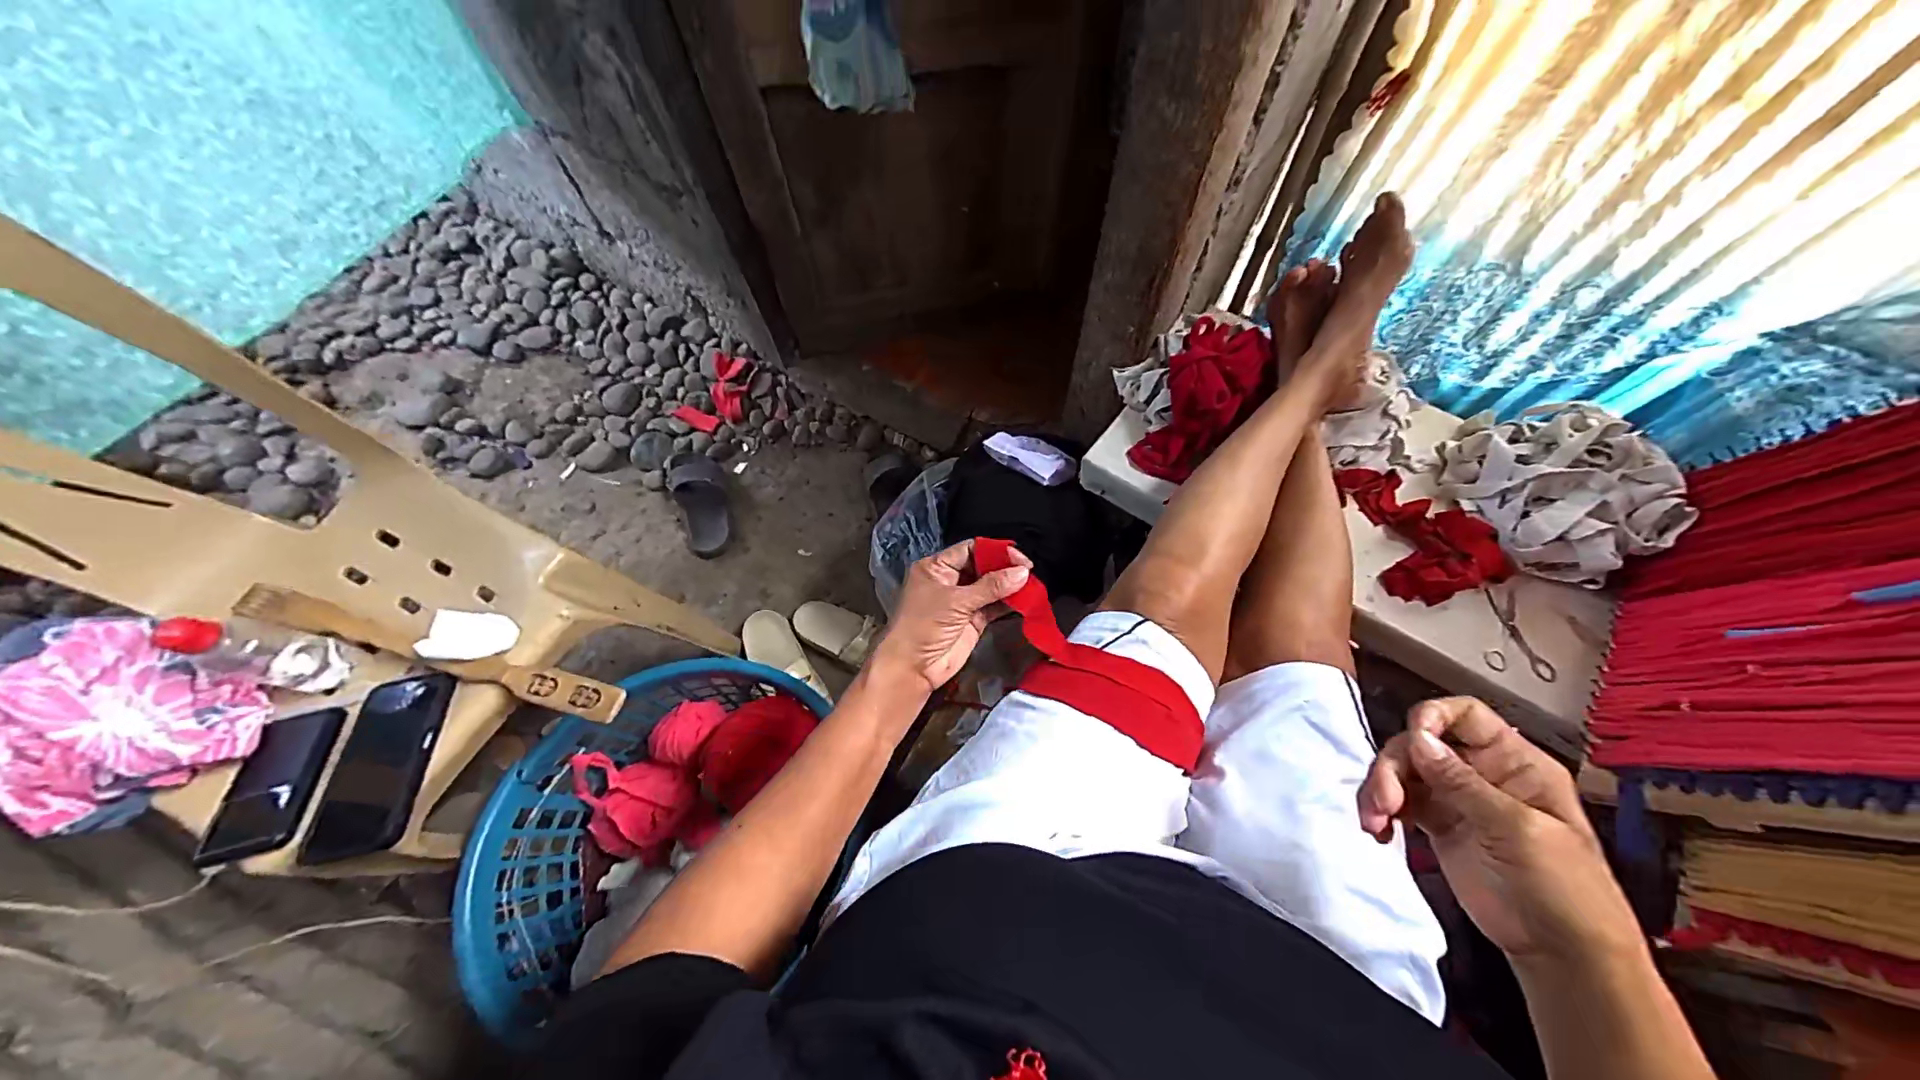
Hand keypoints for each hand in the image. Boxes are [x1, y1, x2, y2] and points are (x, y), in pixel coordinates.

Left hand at [870, 539, 1031, 695]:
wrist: (913, 668)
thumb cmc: (924, 626)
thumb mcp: (956, 601)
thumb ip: (990, 586)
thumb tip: (1022, 573)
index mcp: (936, 567)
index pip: (969, 549)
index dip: (994, 550)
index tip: (1018, 556)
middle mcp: (949, 581)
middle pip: (982, 566)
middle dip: (1005, 568)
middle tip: (1029, 571)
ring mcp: (962, 601)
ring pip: (990, 587)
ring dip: (1009, 586)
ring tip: (1032, 585)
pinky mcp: (972, 620)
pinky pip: (994, 606)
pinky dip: (1008, 603)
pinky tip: (1025, 600)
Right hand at [1358, 697, 1641, 966]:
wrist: (1563, 954)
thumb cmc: (1564, 889)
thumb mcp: (1519, 830)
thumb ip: (1464, 784)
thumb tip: (1418, 739)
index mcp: (1514, 762)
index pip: (1466, 715)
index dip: (1433, 717)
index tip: (1411, 741)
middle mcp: (1480, 772)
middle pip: (1420, 743)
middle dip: (1394, 765)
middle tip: (1384, 800)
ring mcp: (1456, 798)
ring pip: (1402, 770)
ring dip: (1380, 789)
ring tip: (1375, 822)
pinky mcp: (1436, 824)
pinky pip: (1397, 801)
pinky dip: (1380, 811)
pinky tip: (1379, 831)